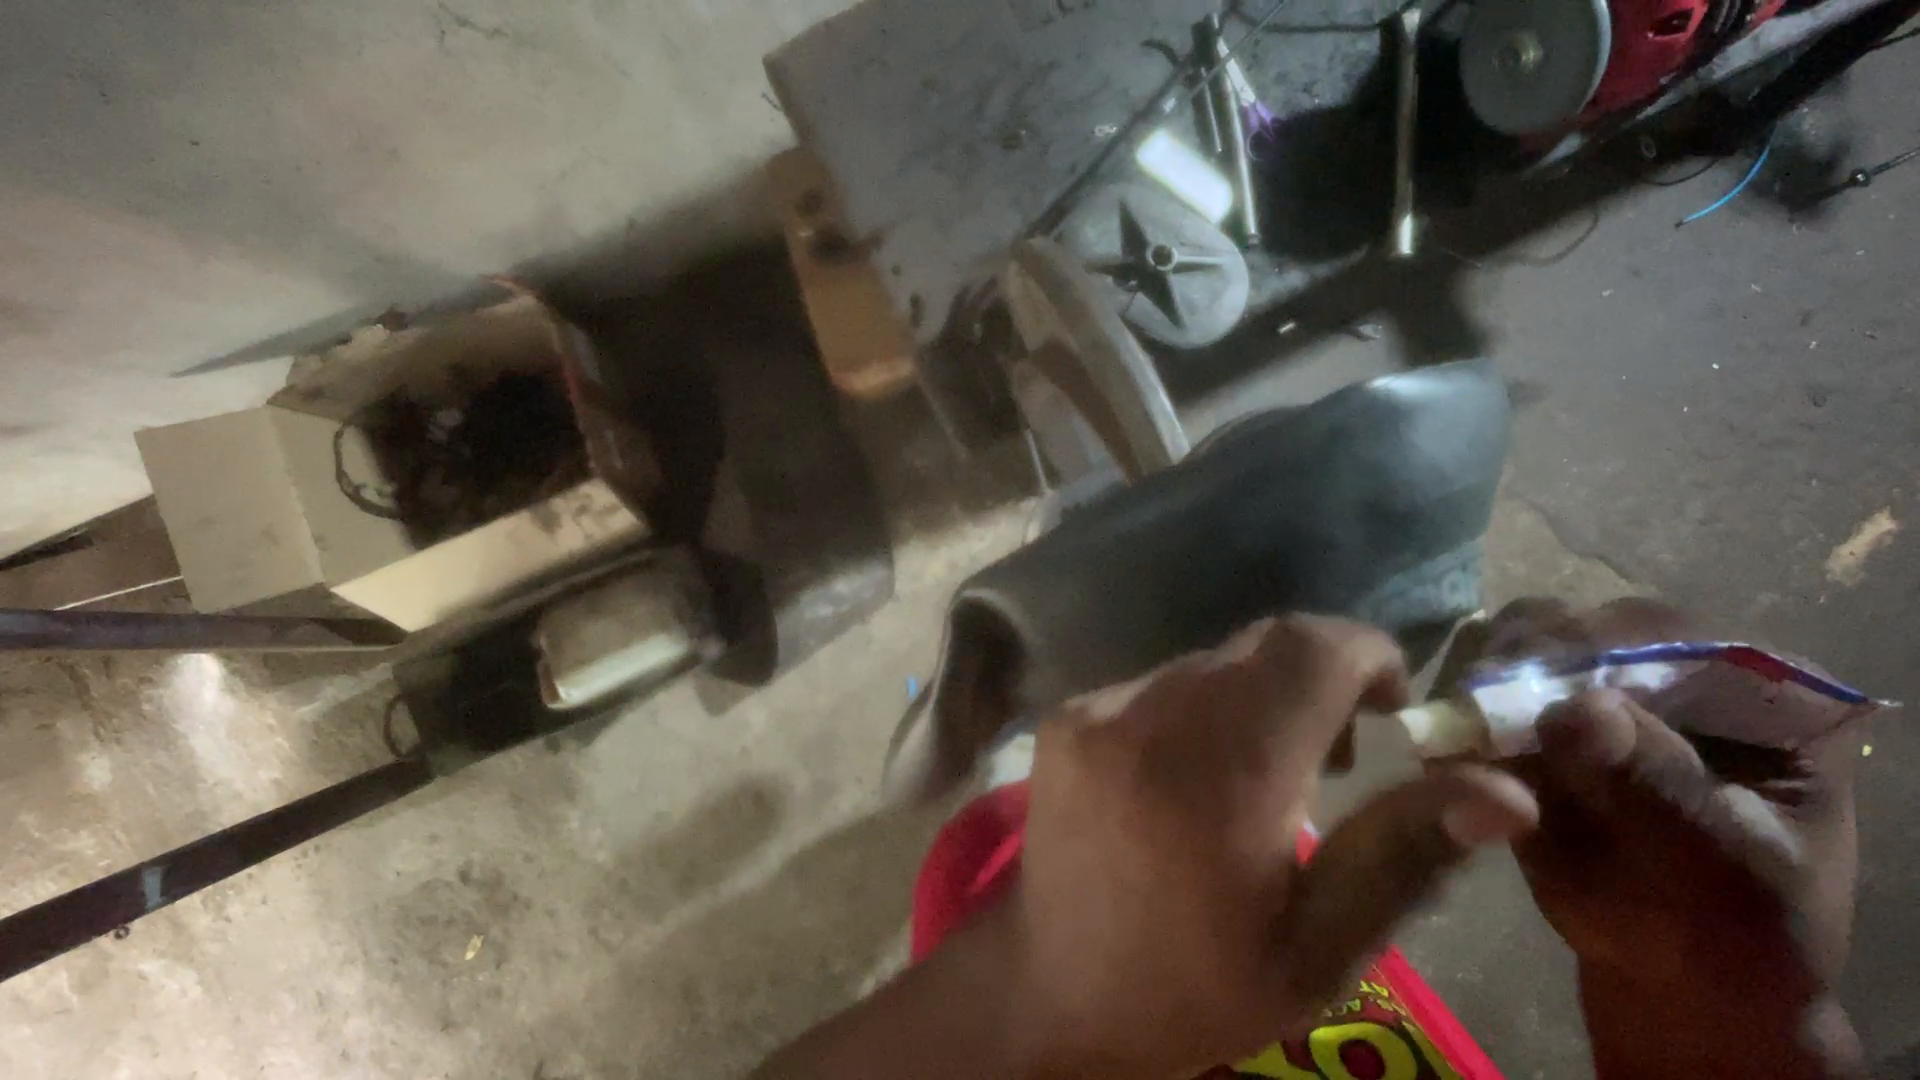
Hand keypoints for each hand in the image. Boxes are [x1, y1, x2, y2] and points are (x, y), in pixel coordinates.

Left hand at [1008, 615, 1536, 1078]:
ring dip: (1253, 697)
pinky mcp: (1063, 717)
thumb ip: (1404, 854)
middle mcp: (1149, 719)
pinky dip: (1195, 710)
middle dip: (1317, 680)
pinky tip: (1190, 779)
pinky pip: (1155, 684)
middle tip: (1332, 761)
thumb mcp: (1318, 948)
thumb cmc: (1196, 982)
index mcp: (1221, 774)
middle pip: (1260, 645)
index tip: (1390, 708)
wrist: (1054, 988)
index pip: (1310, 648)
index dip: (1368, 655)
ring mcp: (1094, 710)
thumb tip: (1506, 791)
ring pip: (1207, 663)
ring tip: (1259, 778)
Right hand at [1468, 598, 1870, 1076]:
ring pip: (1514, 645)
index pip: (1664, 634)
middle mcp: (1663, 672)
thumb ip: (1657, 785)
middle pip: (1576, 626)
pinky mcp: (1526, 716)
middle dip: (1519, 662)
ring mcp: (1587, 689)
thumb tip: (1577, 711)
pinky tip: (1447, 745)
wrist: (1670, 972)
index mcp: (1746, 692)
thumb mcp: (1720, 863)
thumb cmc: (1729, 923)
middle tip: (1476, 710)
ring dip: (1479, 683)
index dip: (1592, 650)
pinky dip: (1455, 710)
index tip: (1522, 687)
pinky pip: (1477, 687)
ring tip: (1462, 734)